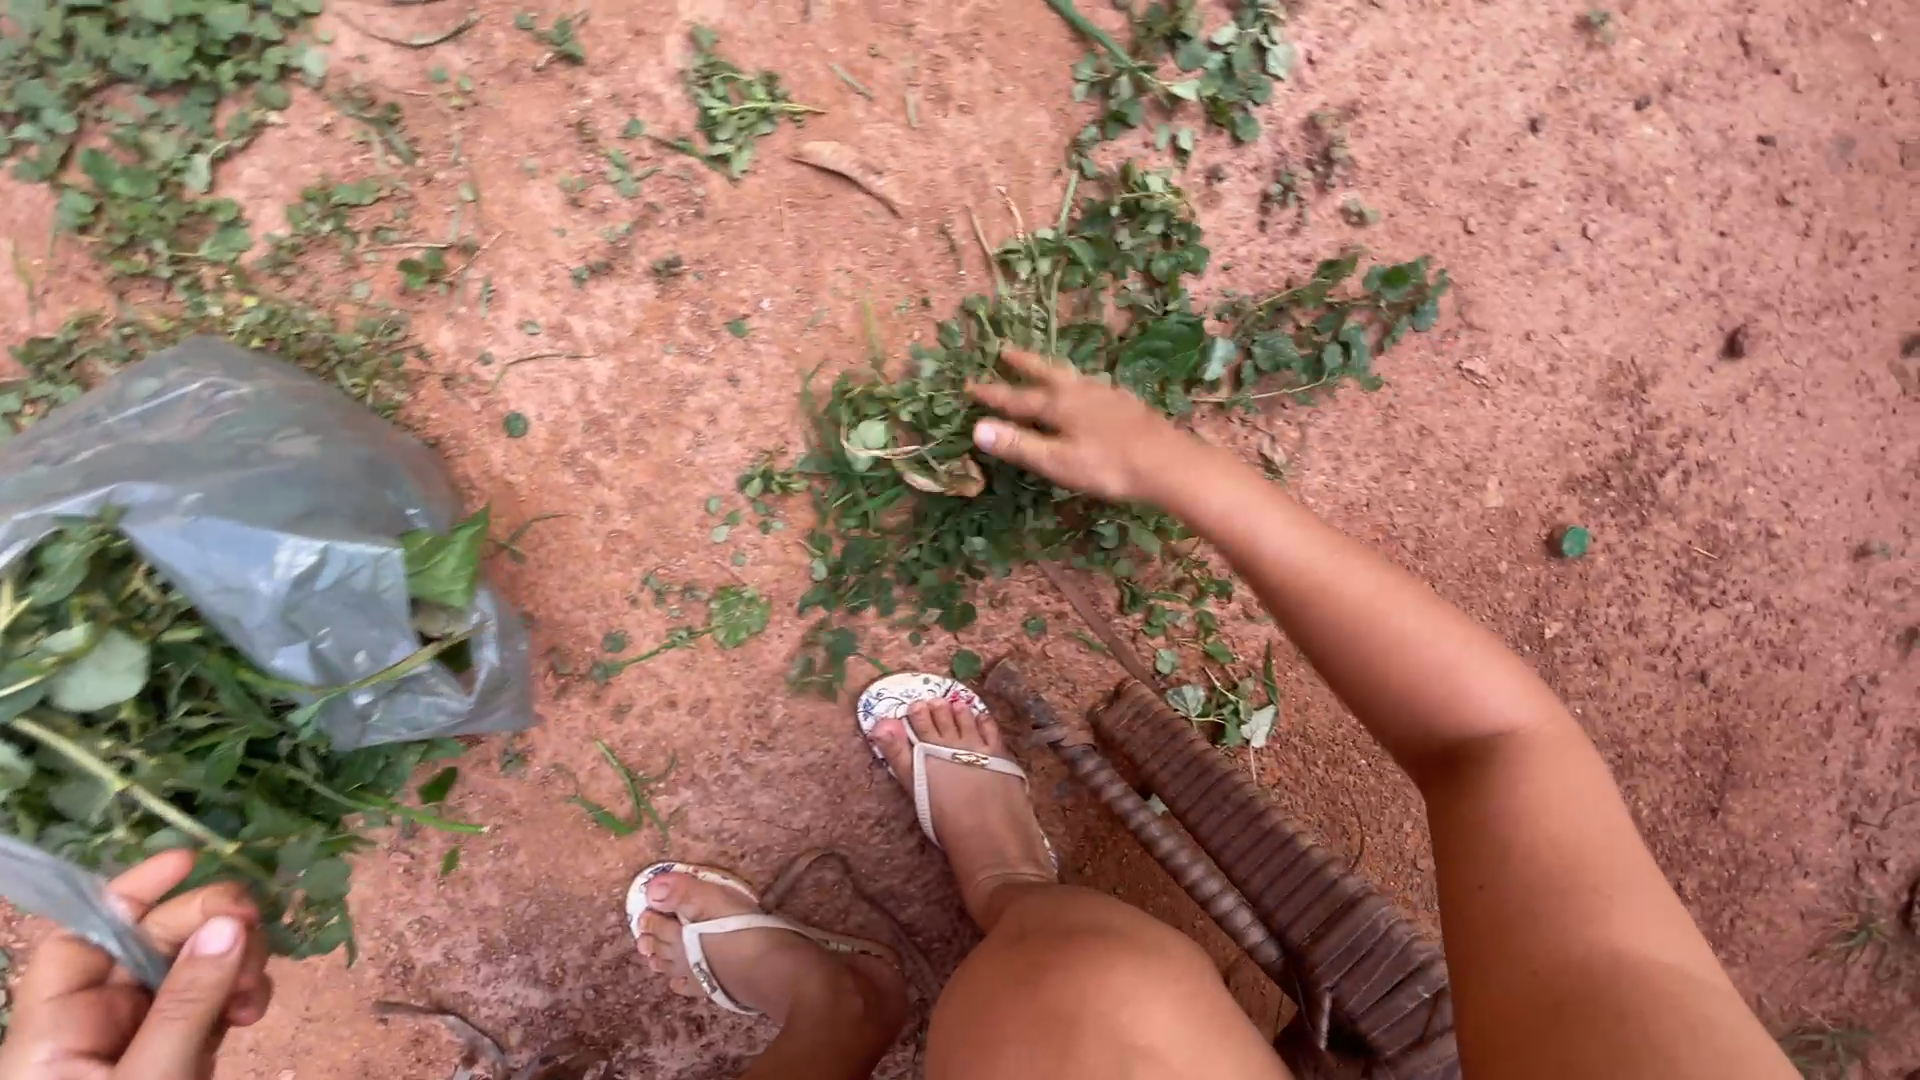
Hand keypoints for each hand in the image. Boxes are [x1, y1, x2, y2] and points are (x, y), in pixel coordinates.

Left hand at [0, 850, 273, 1079]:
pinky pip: (218, 988)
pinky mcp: (181, 1039)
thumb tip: (230, 922)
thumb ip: (187, 1005)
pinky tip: (256, 1011)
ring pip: (199, 956)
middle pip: (156, 936)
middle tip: (255, 943)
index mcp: (53, 1030)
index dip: (130, 892)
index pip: (81, 939)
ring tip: (260, 1000)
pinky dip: (246, 987)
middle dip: (215, 928)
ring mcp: (142, 1027)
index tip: (192, 859)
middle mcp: (95, 1018)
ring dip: (242, 959)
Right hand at [968, 348, 1187, 502]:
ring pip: (1071, 376)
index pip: (1016, 398)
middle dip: (1023, 364)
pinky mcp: (1126, 403)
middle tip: (1004, 349)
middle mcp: (1080, 391)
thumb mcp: (1058, 461)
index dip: (992, 394)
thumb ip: (1019, 444)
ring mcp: (1106, 394)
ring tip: (1045, 365)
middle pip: (1045, 373)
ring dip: (1052, 369)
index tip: (968, 385)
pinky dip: (1079, 383)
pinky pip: (1093, 386)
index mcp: (1059, 405)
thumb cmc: (1109, 467)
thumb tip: (977, 428)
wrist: (1168, 463)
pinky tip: (1088, 391)